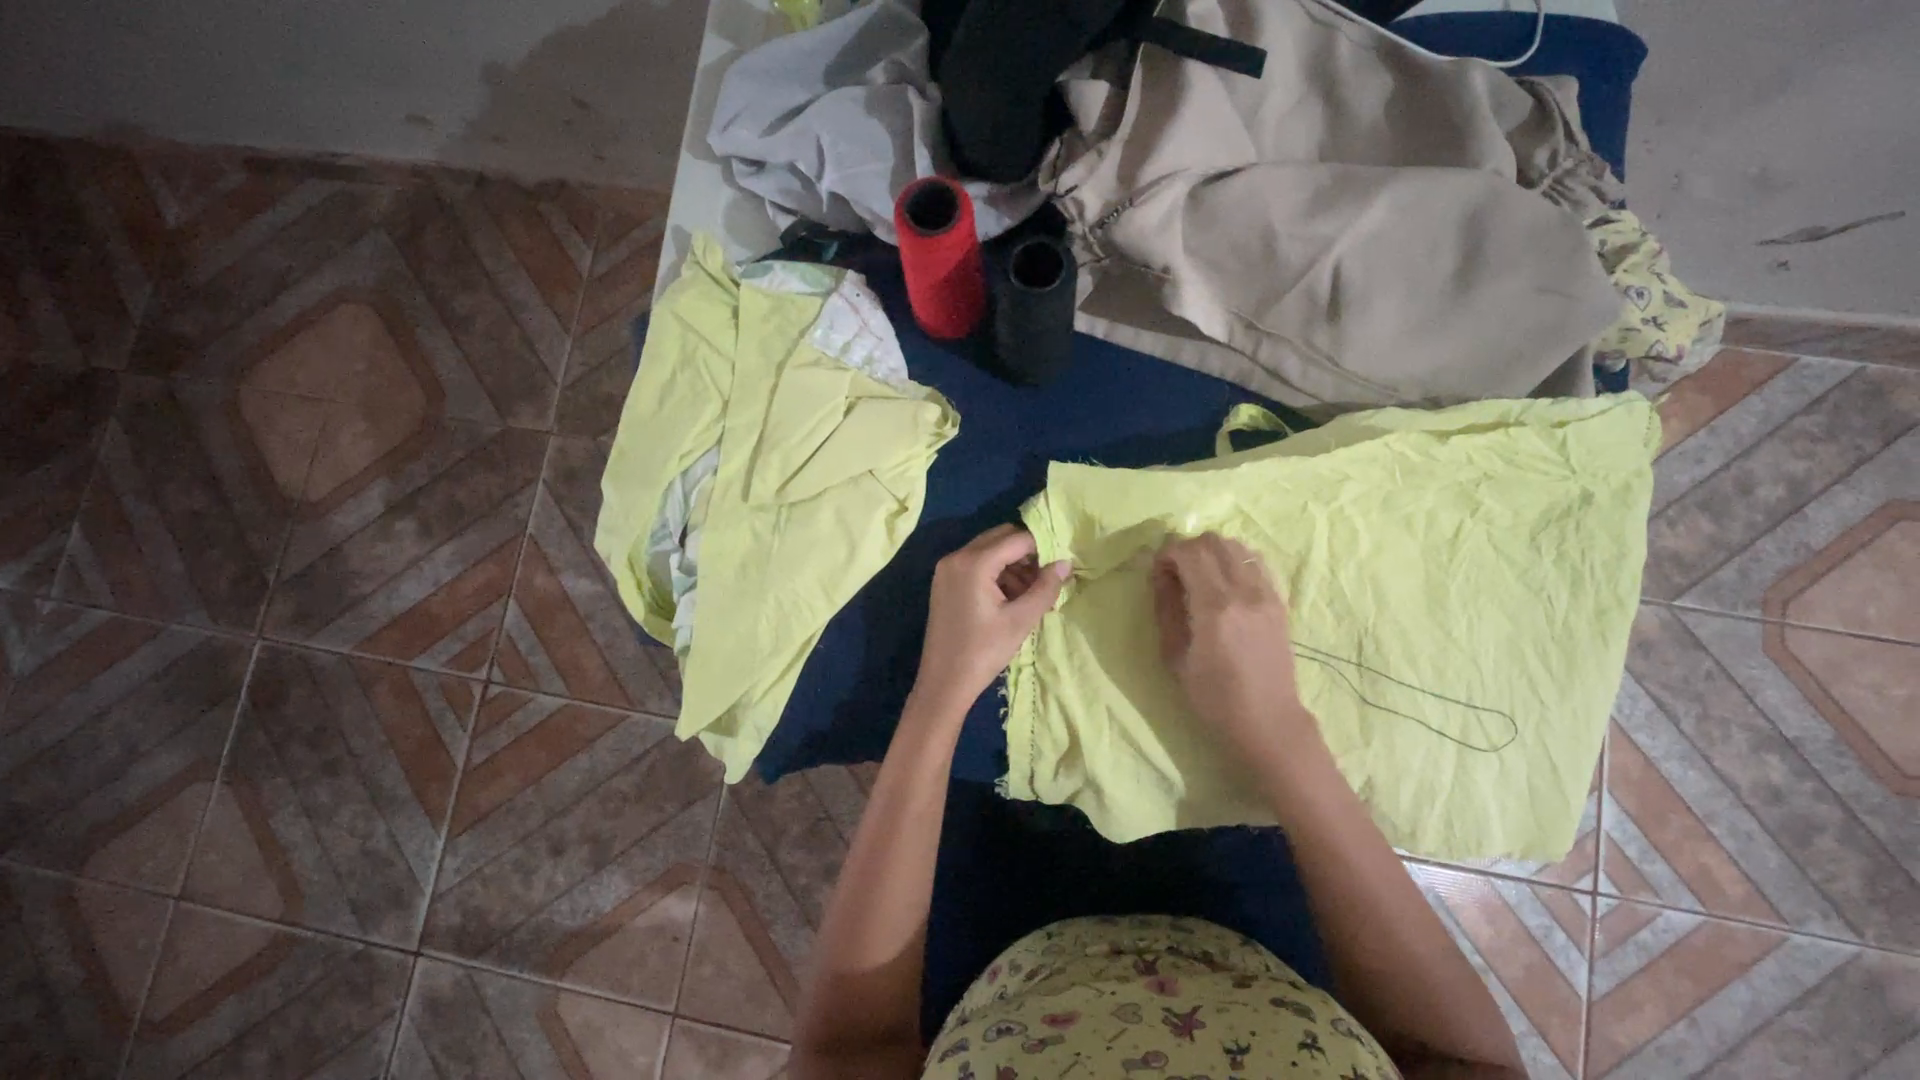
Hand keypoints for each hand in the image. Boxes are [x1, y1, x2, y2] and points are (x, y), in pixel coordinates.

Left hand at [914, 525, 1070, 714]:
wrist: (944, 682)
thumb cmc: (983, 652)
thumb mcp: (1021, 620)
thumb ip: (1045, 588)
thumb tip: (1065, 563)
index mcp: (974, 563)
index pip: (1017, 539)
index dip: (1043, 548)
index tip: (1060, 567)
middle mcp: (956, 557)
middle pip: (1001, 537)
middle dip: (1027, 553)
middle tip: (1046, 578)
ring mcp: (947, 569)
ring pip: (989, 550)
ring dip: (1013, 564)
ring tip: (1032, 594)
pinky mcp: (944, 582)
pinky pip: (976, 565)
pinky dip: (997, 573)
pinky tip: (1012, 598)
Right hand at [1152, 533, 1319, 762]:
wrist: (1267, 720)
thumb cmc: (1214, 697)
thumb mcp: (1175, 657)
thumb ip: (1166, 610)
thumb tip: (1161, 578)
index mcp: (1215, 608)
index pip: (1189, 553)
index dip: (1167, 555)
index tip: (1158, 575)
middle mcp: (1244, 592)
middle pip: (1213, 541)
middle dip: (1187, 549)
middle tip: (1176, 574)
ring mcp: (1267, 594)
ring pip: (1237, 546)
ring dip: (1212, 552)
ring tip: (1200, 577)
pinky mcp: (1279, 601)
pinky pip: (1256, 562)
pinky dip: (1235, 561)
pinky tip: (1225, 584)